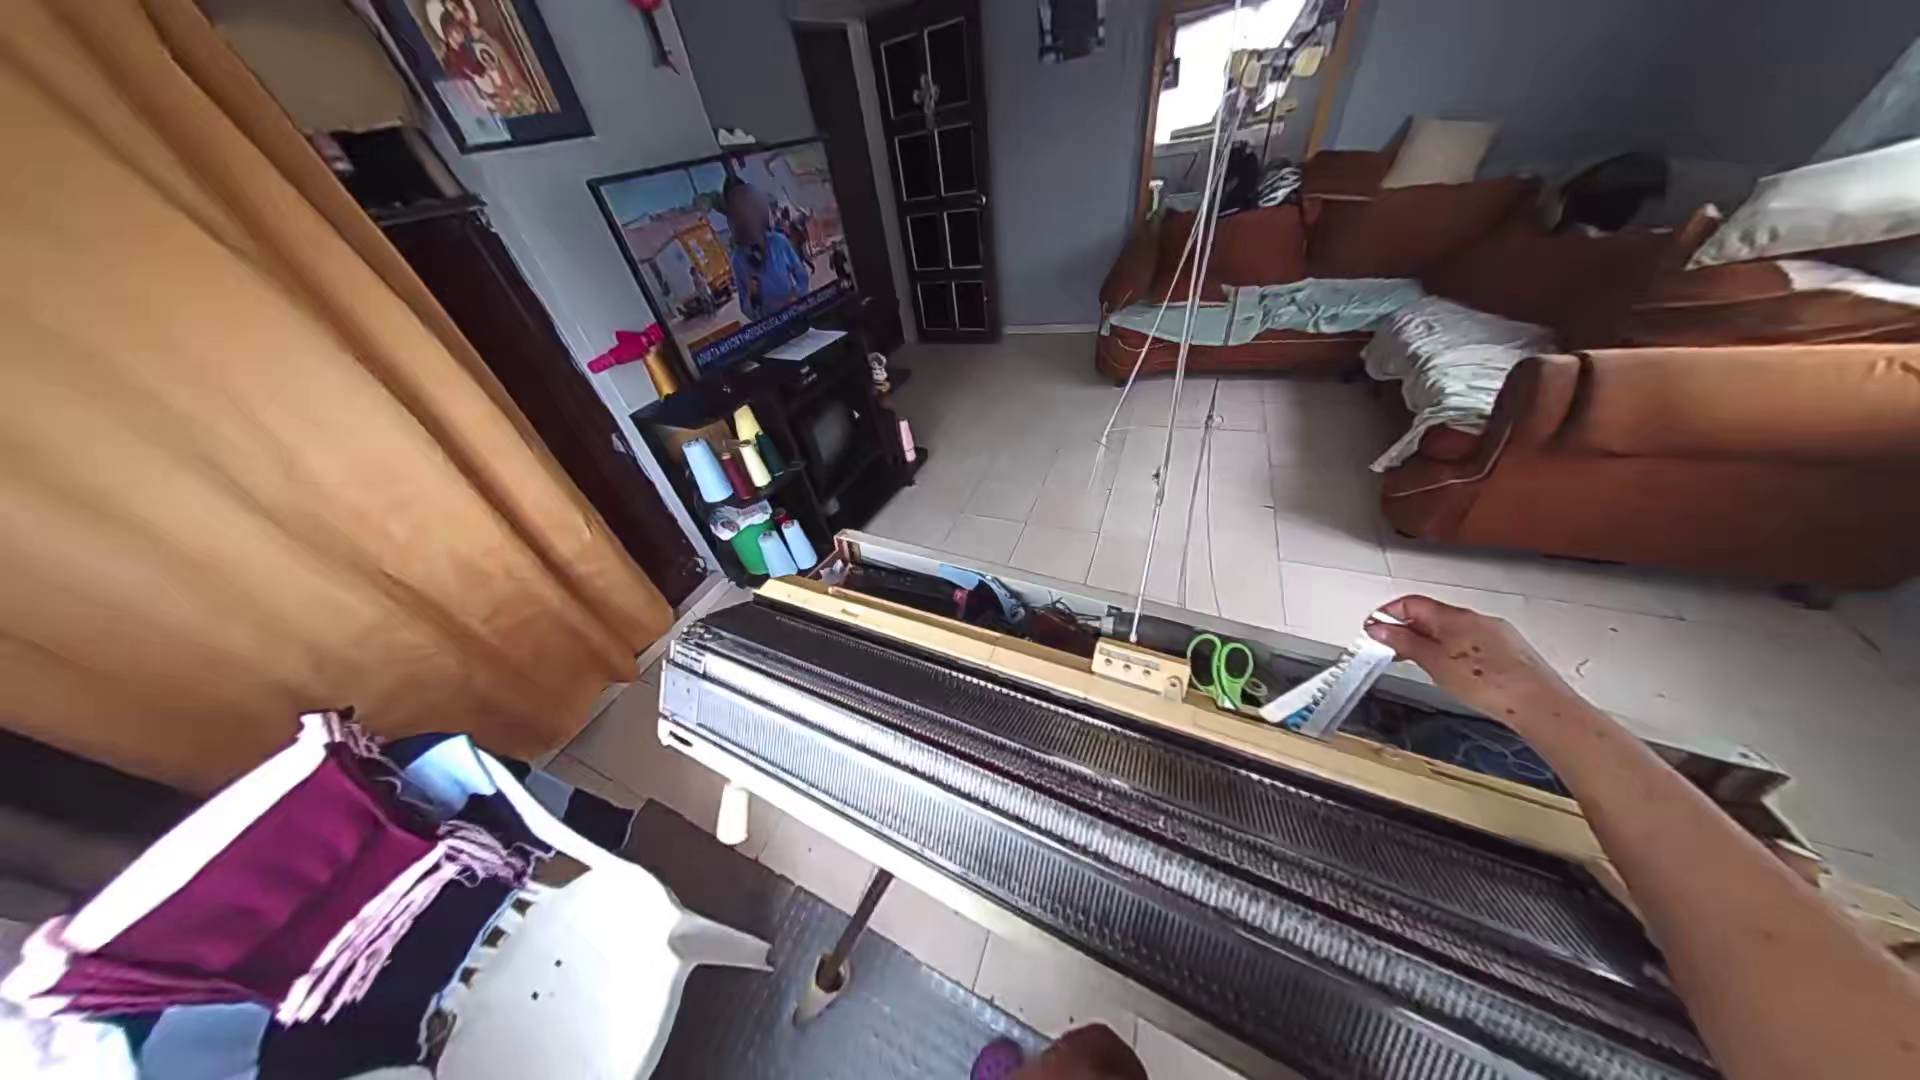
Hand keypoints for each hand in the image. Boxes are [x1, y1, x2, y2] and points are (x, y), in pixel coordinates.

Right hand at [1365, 595, 1580, 728]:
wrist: (1540, 706)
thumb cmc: (1491, 684)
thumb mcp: (1433, 662)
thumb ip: (1404, 642)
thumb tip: (1380, 628)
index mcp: (1455, 617)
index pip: (1411, 603)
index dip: (1388, 613)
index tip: (1373, 627)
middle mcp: (1476, 619)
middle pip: (1431, 615)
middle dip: (1406, 628)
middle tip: (1389, 646)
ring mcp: (1495, 633)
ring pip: (1450, 629)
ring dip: (1428, 640)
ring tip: (1418, 661)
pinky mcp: (1508, 650)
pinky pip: (1469, 641)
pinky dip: (1450, 649)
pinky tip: (1451, 670)